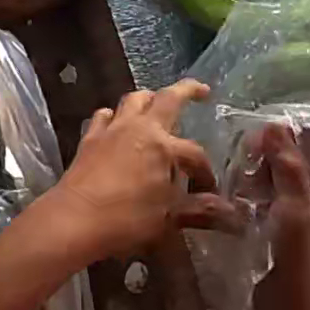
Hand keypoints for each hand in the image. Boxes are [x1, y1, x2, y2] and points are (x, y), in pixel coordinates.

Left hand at [30, 79, 245, 265]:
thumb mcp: (169, 218)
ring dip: (148, 98)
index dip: (205, 172)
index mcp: (162, 146)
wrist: (76, 218)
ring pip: (132, 100)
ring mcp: (111, 129)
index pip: (194, 153)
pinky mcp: (90, 137)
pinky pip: (105, 116)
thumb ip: (200, 211)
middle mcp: (138, 128)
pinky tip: (118, 126)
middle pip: (166, 99)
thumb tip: (233, 216)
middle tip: (201, 91)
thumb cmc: (127, 218)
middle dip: (187, 91)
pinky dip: (115, 116)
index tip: (208, 192)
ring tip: (158, 105)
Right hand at [254, 124, 309, 309]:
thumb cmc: (297, 259)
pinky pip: (256, 186)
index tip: (268, 124)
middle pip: (294, 153)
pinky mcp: (266, 214)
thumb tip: (276, 125)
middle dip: (270, 147)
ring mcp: (289, 204)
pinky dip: (244, 180)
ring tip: (237, 166)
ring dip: (254, 164)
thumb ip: (288, 168)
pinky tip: (230, 181)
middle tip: (247, 148)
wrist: (281, 309)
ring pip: (271, 168)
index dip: (299, 131)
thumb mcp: (297, 210)